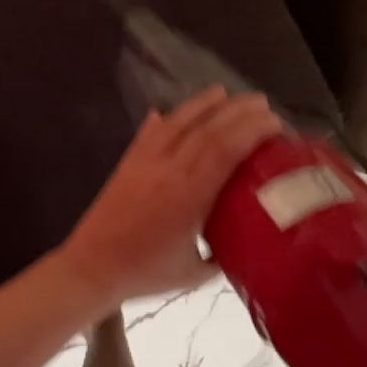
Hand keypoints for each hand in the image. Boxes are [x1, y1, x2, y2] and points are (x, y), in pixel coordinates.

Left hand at [58, 87, 282, 302]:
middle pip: (208, 128)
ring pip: (177, 122)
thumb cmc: (144, 273)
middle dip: (238, 111)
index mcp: (190, 195)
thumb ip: (222, 256)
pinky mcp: (126, 164)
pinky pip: (147, 134)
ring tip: (224, 93)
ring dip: (203, 104)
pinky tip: (167, 112)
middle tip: (262, 103)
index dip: (252, 130)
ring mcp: (144, 162)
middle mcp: (168, 169)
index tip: (275, 123)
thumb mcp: (194, 272)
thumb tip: (245, 245)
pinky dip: (162, 121)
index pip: (226, 149)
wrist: (91, 267)